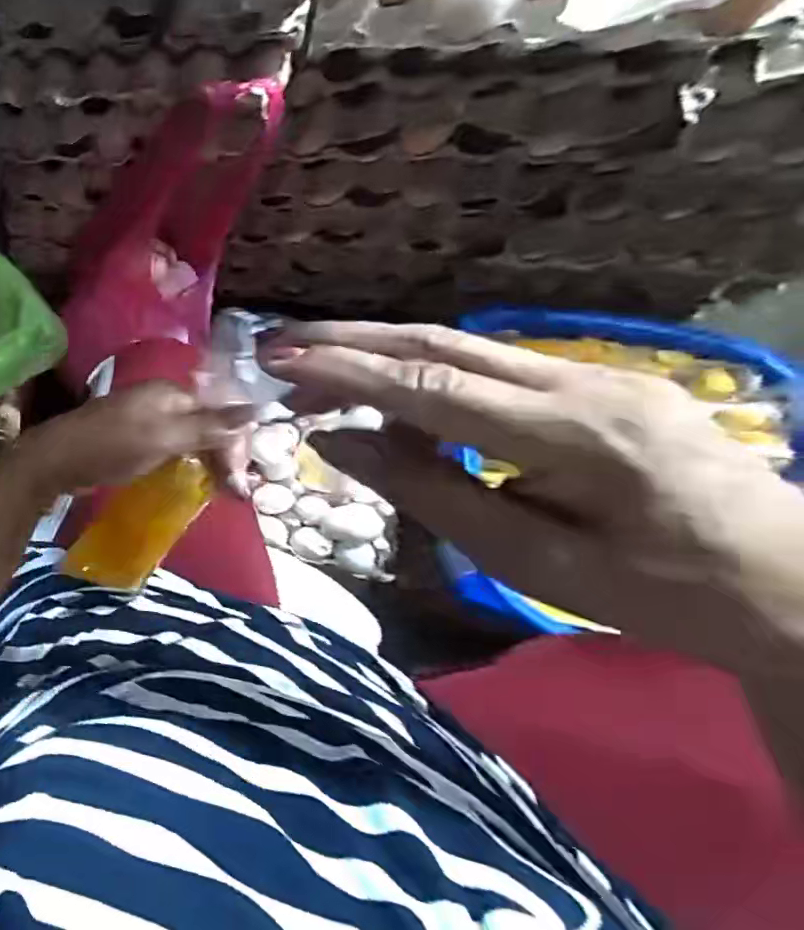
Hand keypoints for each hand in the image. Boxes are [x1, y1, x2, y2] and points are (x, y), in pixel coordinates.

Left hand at [10, 382, 252, 499]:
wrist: (54, 462)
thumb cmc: (108, 447)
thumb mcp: (161, 437)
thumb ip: (206, 426)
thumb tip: (257, 409)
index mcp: (168, 392)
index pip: (222, 411)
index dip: (236, 444)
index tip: (238, 483)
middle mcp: (158, 399)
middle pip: (208, 422)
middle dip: (225, 453)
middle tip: (233, 490)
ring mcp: (143, 418)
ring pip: (190, 435)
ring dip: (208, 459)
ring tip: (220, 487)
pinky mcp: (131, 438)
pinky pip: (170, 446)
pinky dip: (185, 461)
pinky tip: (192, 478)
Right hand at [264, 321, 803, 675]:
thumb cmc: (655, 590)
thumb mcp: (523, 555)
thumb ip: (421, 490)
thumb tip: (331, 443)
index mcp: (573, 434)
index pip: (427, 386)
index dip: (342, 370)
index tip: (275, 361)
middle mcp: (585, 383)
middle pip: (438, 343)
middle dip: (346, 340)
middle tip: (275, 345)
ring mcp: (598, 374)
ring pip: (459, 347)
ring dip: (376, 355)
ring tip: (313, 380)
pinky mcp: (599, 381)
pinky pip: (488, 366)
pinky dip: (419, 374)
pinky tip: (391, 405)